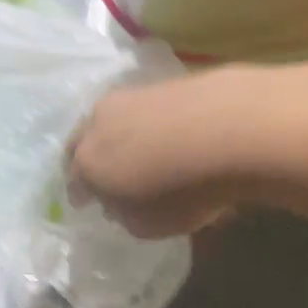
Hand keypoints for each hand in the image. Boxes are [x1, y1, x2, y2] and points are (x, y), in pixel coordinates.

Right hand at [68, 67, 252, 239]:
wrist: (233, 131)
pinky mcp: (167, 82)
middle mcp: (99, 124)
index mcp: (85, 163)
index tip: (86, 204)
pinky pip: (150, 110)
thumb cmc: (179, 193)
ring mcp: (133, 97)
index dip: (80, 196)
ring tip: (142, 154)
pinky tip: (171, 137)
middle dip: (93, 159)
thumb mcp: (145, 226)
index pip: (74, 183)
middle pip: (86, 142)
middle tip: (106, 175)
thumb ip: (125, 215)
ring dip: (124, 137)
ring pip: (116, 121)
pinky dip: (154, 125)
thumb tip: (121, 203)